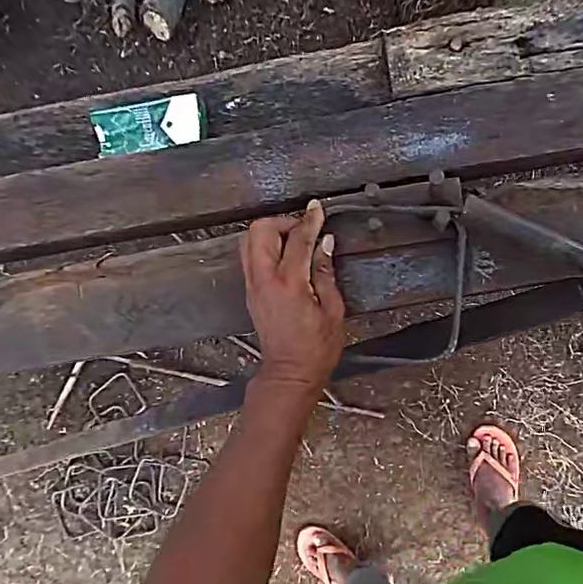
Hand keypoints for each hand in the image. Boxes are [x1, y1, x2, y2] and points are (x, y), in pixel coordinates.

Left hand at [241, 200, 346, 392]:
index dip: (310, 220)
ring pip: (250, 241)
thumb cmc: (315, 349)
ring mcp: (253, 287)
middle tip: (305, 230)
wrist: (290, 373)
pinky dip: (266, 248)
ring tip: (295, 242)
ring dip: (271, 234)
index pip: (298, 239)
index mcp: (289, 284)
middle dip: (283, 222)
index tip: (317, 210)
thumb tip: (325, 244)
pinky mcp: (251, 293)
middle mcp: (265, 281)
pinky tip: (286, 257)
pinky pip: (250, 257)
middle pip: (261, 231)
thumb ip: (325, 272)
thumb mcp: (333, 310)